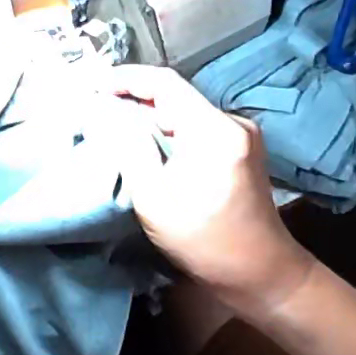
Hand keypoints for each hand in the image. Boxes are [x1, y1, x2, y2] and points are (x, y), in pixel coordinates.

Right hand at [103, 65, 315, 317]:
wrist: (262, 275)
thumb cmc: (205, 242)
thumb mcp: (155, 199)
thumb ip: (129, 149)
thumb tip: (106, 114)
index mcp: (215, 130)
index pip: (165, 83)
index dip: (125, 79)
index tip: (93, 86)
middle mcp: (232, 122)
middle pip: (175, 94)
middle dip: (132, 96)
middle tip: (95, 104)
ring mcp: (239, 134)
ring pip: (183, 109)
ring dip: (148, 113)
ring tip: (111, 119)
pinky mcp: (239, 147)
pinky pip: (194, 125)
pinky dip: (166, 128)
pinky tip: (144, 139)